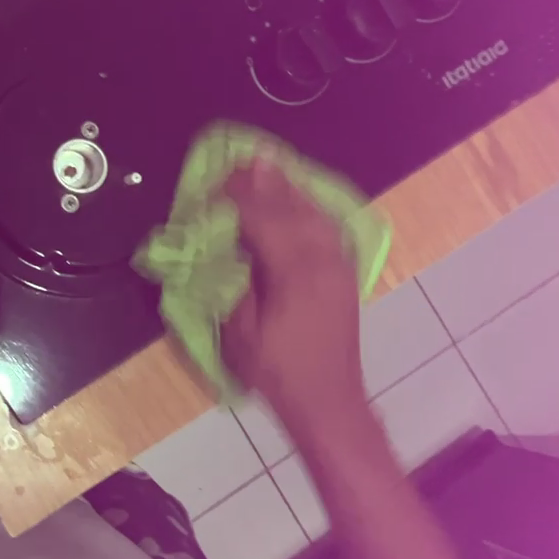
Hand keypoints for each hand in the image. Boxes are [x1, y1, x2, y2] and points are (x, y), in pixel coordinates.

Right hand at [219, 158, 368, 429]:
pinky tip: (299, 202)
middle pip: (294, 210)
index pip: (264, 221)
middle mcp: (322, 262)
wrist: (328, 401)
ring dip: (291, 190)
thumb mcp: (242, 331)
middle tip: (246, 157)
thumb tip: (229, 249)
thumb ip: (236, 283)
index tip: (216, 182)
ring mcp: (338, 268)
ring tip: (270, 167)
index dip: (239, 199)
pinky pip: (327, 229)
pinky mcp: (343, 277)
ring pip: (316, 215)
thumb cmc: (277, 371)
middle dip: (268, 183)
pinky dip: (310, 208)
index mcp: (294, 274)